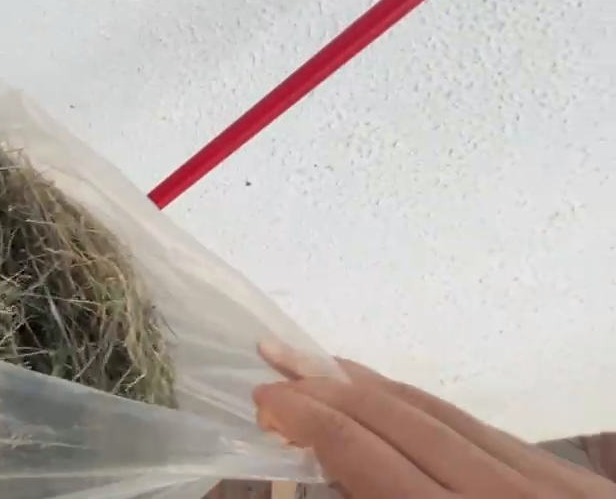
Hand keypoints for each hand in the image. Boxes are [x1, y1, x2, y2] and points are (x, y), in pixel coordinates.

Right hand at [254, 340, 613, 498]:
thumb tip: (314, 457)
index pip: (361, 452)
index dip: (304, 416)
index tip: (264, 400)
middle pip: (393, 417)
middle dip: (321, 384)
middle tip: (268, 362)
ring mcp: (552, 487)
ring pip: (434, 410)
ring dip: (360, 380)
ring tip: (305, 357)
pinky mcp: (578, 483)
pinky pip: (476, 426)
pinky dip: (415, 402)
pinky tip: (382, 391)